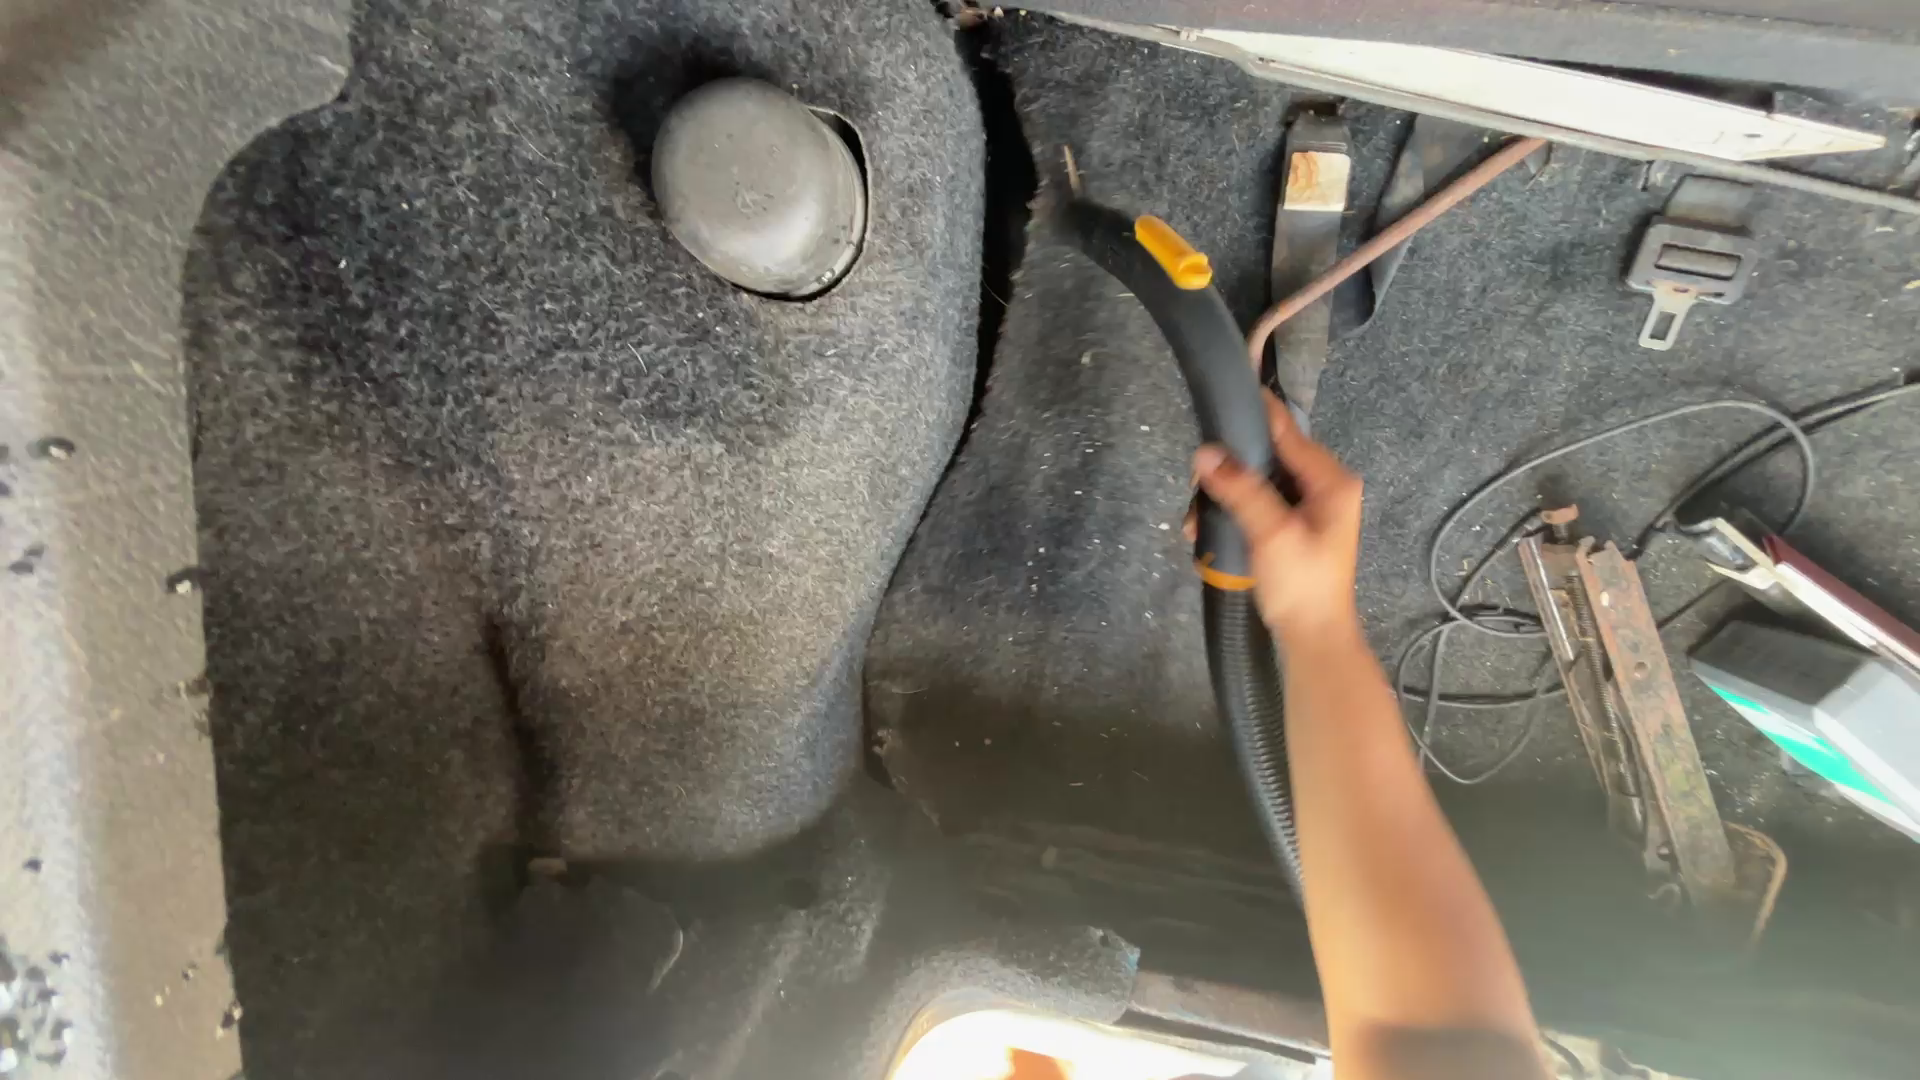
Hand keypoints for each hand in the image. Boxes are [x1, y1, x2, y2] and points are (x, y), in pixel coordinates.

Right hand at [1192, 391, 1362, 646]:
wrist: (1312, 637)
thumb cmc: (1301, 584)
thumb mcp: (1271, 533)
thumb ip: (1240, 489)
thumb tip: (1205, 452)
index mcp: (1330, 480)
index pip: (1287, 431)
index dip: (1255, 413)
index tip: (1221, 395)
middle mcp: (1321, 486)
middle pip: (1266, 456)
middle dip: (1228, 469)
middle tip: (1198, 486)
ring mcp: (1304, 508)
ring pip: (1254, 481)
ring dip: (1223, 496)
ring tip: (1196, 519)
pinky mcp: (1287, 527)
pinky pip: (1253, 505)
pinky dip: (1229, 514)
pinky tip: (1205, 531)